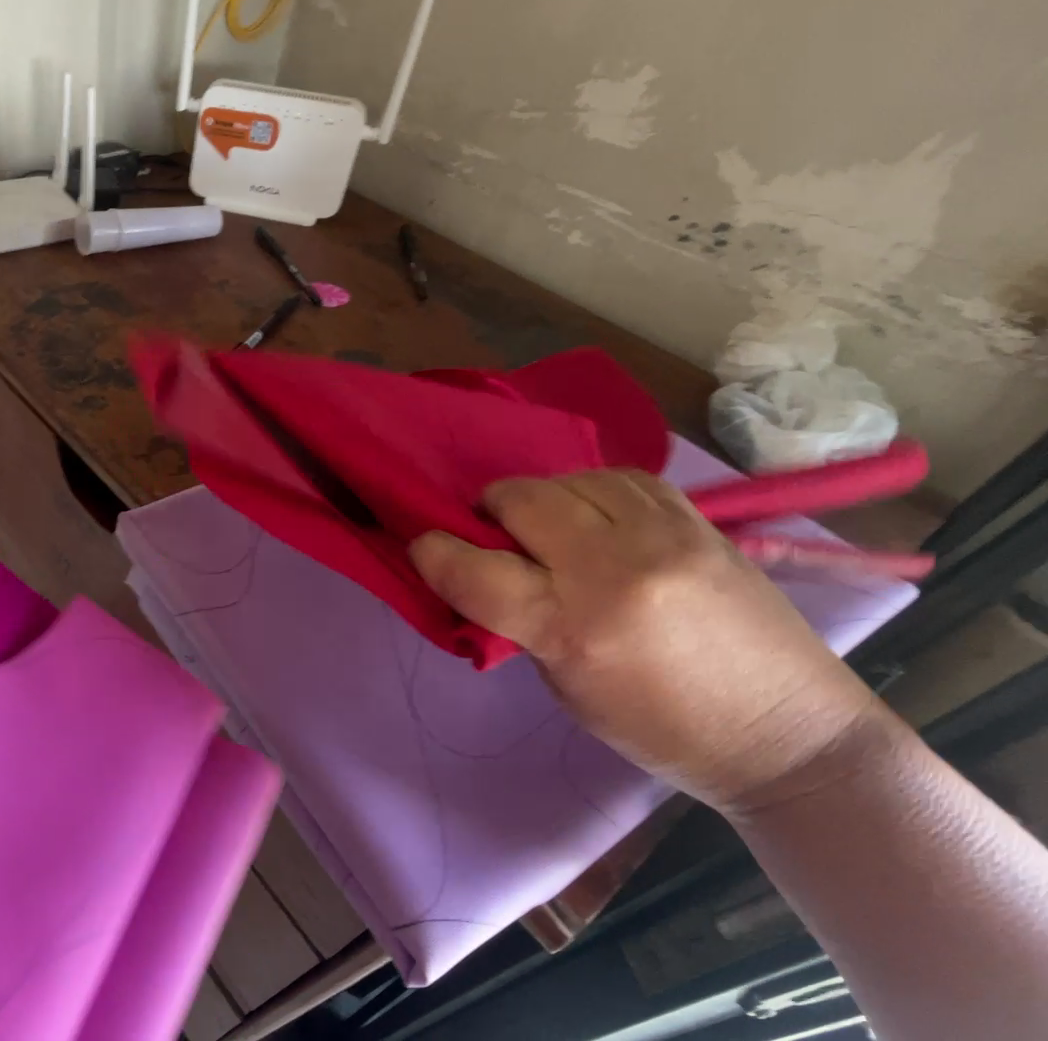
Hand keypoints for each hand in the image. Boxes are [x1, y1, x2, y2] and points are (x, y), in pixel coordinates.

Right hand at [409, 470, 886, 813]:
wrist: (790, 735)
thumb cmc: (662, 732)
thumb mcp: (566, 690)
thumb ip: (521, 623)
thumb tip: (484, 574)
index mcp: (574, 629)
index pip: (471, 568)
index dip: (433, 554)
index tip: (425, 551)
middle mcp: (615, 569)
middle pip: (520, 500)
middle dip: (489, 513)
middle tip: (491, 537)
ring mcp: (664, 537)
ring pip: (569, 479)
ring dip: (540, 499)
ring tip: (545, 526)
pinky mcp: (700, 522)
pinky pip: (621, 478)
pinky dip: (590, 492)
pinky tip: (593, 516)